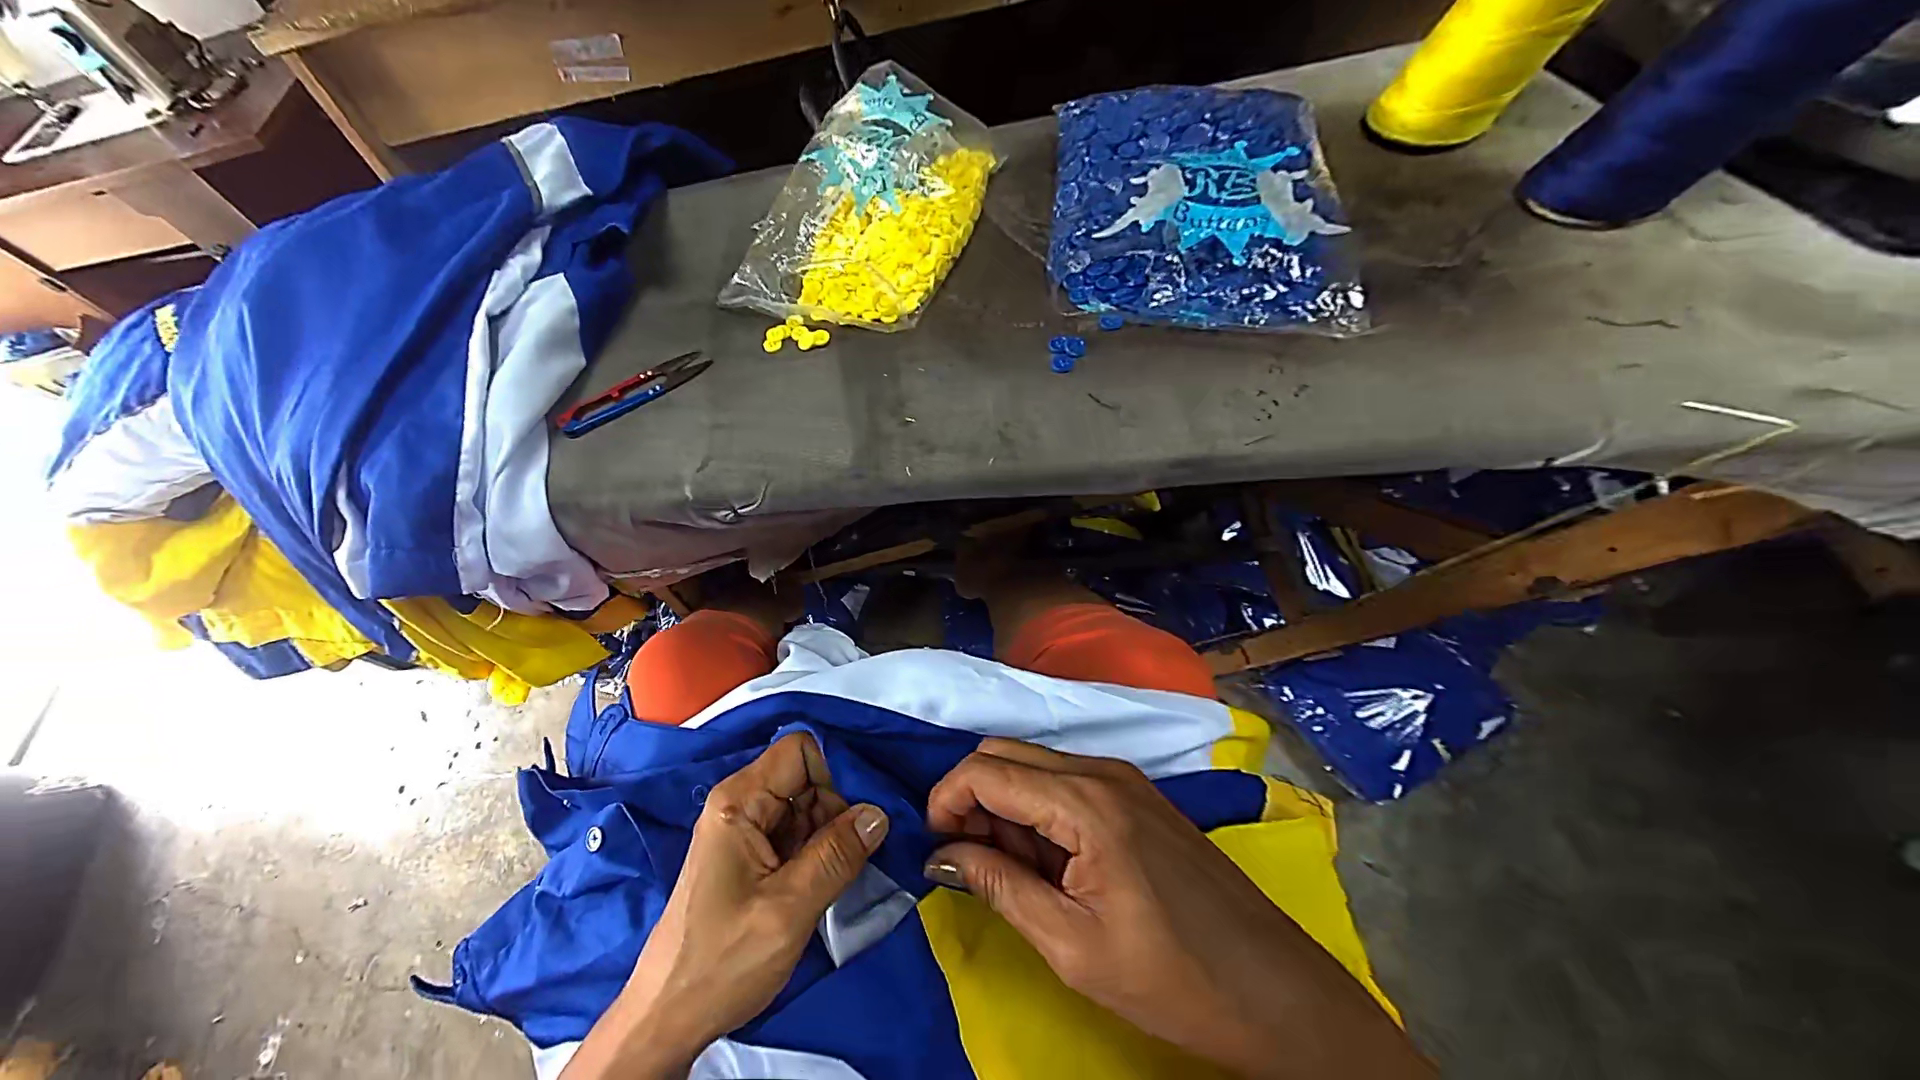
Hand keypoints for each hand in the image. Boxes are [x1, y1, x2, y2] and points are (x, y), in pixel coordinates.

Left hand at [562, 733, 888, 1079]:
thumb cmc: (722, 961)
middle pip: (808, 777)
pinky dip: (819, 850)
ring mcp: (746, 831)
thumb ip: (837, 855)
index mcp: (740, 802)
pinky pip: (798, 833)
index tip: (858, 814)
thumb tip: (879, 813)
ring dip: (832, 833)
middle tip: (854, 853)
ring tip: (842, 872)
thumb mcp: (789, 909)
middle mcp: (741, 804)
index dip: (834, 774)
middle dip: (838, 808)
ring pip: (807, 806)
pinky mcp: (753, 855)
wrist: (670, 1018)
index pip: (801, 750)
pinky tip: (828, 879)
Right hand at [923, 739, 1432, 1079]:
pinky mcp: (1138, 794)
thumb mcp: (1071, 945)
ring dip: (1004, 806)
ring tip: (1011, 872)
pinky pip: (1066, 781)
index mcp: (1086, 802)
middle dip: (971, 799)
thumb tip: (941, 856)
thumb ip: (998, 885)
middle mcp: (1103, 770)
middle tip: (968, 862)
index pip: (986, 769)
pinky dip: (1038, 809)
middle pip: (1006, 754)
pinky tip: (1049, 862)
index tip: (935, 850)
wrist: (1277, 993)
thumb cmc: (1173, 979)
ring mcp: (1125, 777)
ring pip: (1034, 765)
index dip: (945, 801)